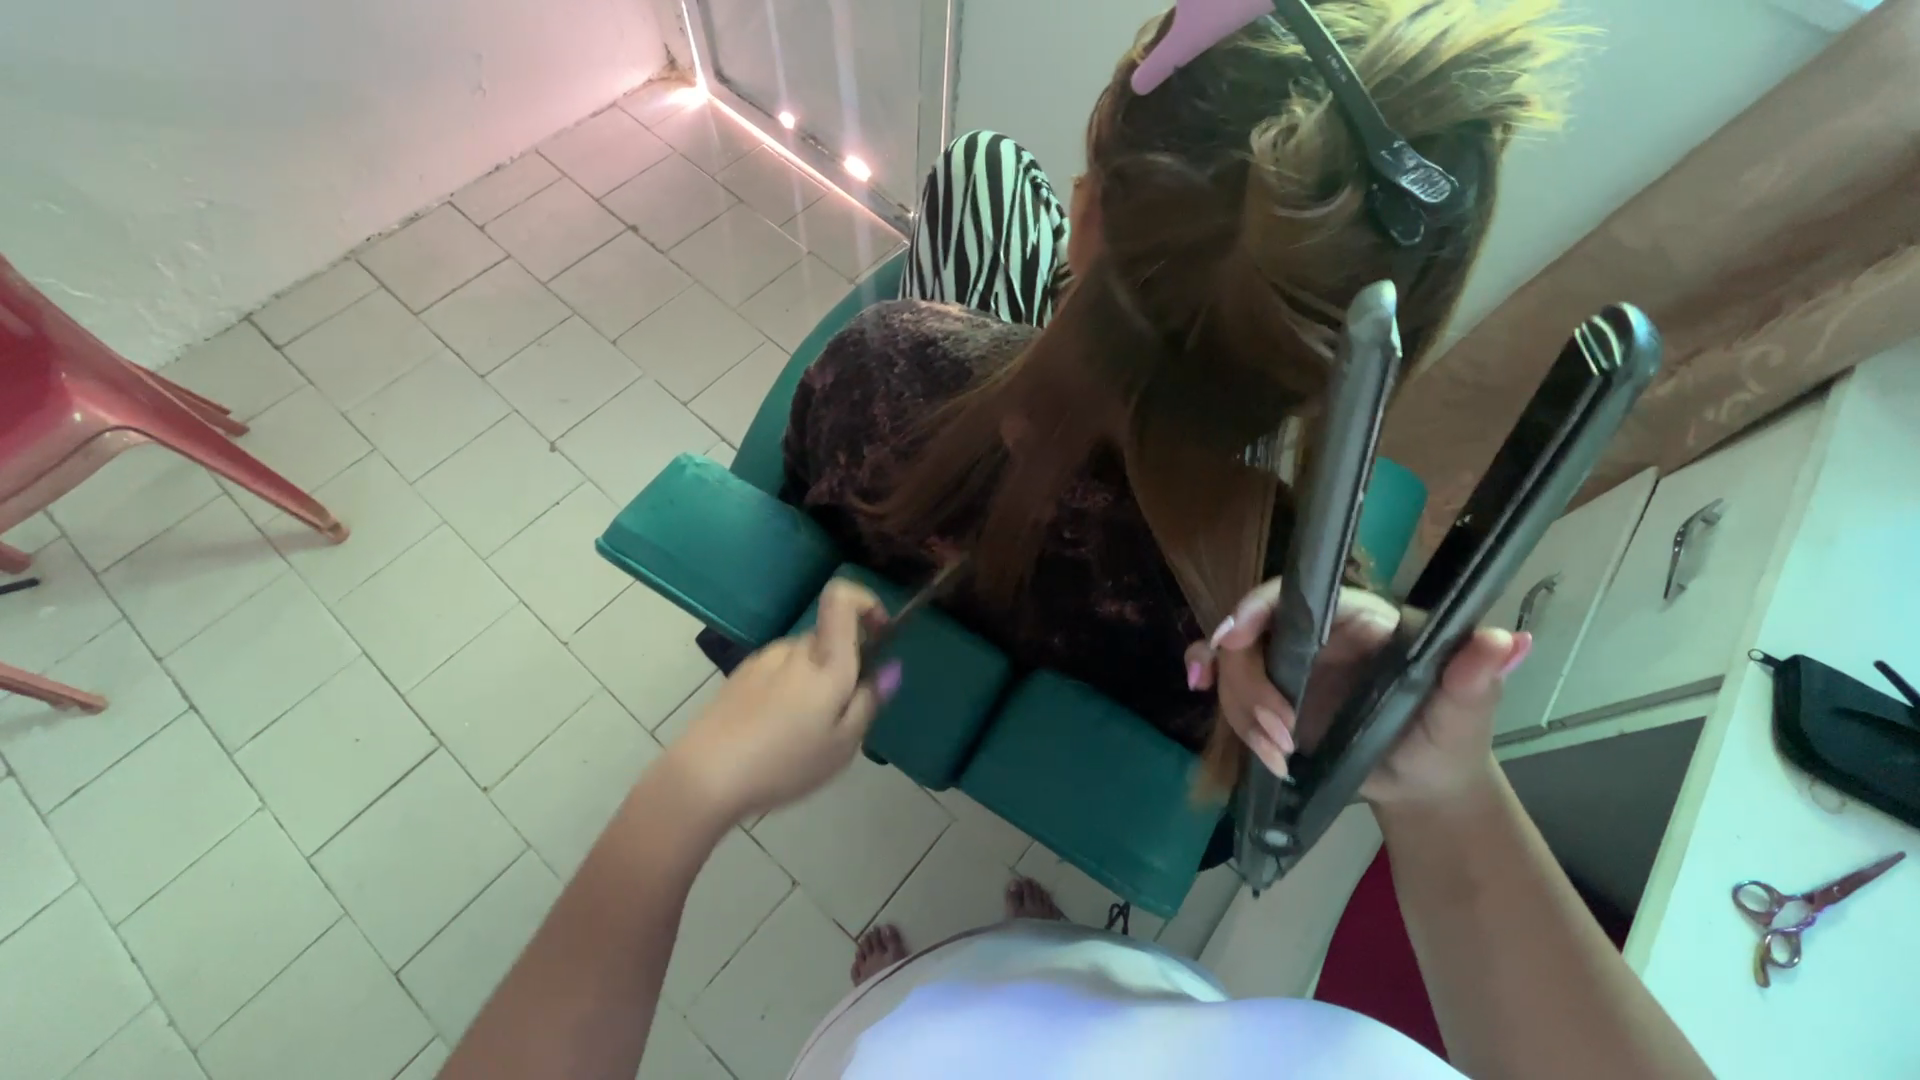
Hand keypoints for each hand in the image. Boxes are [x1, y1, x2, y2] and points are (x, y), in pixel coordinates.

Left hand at [667, 580, 898, 821]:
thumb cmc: (783, 762)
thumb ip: (868, 702)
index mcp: (825, 661)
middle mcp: (794, 650)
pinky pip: (779, 673)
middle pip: (828, 638)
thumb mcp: (842, 746)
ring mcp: (763, 660)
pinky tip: (774, 733)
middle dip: (843, 666)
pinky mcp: (741, 677)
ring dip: (814, 683)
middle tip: (841, 717)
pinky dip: (788, 692)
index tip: (880, 634)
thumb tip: (889, 668)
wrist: (704, 776)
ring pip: (803, 659)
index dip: (866, 602)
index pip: (842, 597)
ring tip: (804, 734)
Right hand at [1187, 579, 1530, 803]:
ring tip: (1279, 756)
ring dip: (1242, 711)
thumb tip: (1505, 641)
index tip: (1233, 638)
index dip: (1257, 608)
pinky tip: (1197, 690)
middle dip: (1252, 688)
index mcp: (1357, 619)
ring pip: (1233, 667)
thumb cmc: (1445, 742)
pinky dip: (1210, 684)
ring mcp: (1287, 662)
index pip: (1297, 596)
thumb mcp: (1463, 716)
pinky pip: (1224, 678)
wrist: (1416, 783)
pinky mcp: (1269, 691)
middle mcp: (1314, 632)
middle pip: (1252, 636)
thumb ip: (1473, 680)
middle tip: (1282, 738)